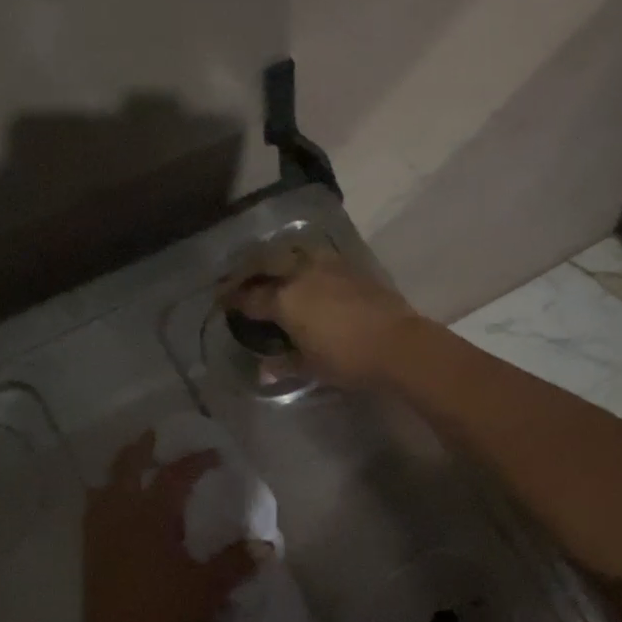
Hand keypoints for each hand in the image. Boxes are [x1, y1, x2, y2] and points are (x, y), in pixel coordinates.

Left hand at [67, 431, 266, 621]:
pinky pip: (95, 512)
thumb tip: (265, 545)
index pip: (173, 476)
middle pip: (126, 469)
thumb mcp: (208, 589)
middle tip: (159, 437)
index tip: (216, 453)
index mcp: (149, 518)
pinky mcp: (90, 558)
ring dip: (120, 472)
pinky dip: (107, 497)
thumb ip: (236, 562)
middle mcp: (120, 518)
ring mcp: (99, 537)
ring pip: (104, 488)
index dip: (196, 460)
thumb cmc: (163, 616)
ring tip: (136, 467)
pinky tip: (119, 509)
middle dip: (143, 449)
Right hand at [224, 245, 430, 384]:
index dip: (232, 299)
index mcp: (285, 300)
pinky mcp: (350, 266)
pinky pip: (316, 255)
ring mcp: (327, 266)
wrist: (398, 344)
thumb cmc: (348, 360)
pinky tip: (305, 270)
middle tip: (238, 278)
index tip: (223, 302)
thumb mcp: (312, 366)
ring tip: (270, 269)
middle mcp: (301, 274)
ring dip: (275, 258)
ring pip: (291, 252)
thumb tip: (263, 370)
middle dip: (247, 270)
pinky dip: (302, 260)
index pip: (250, 297)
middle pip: (265, 262)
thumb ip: (284, 364)